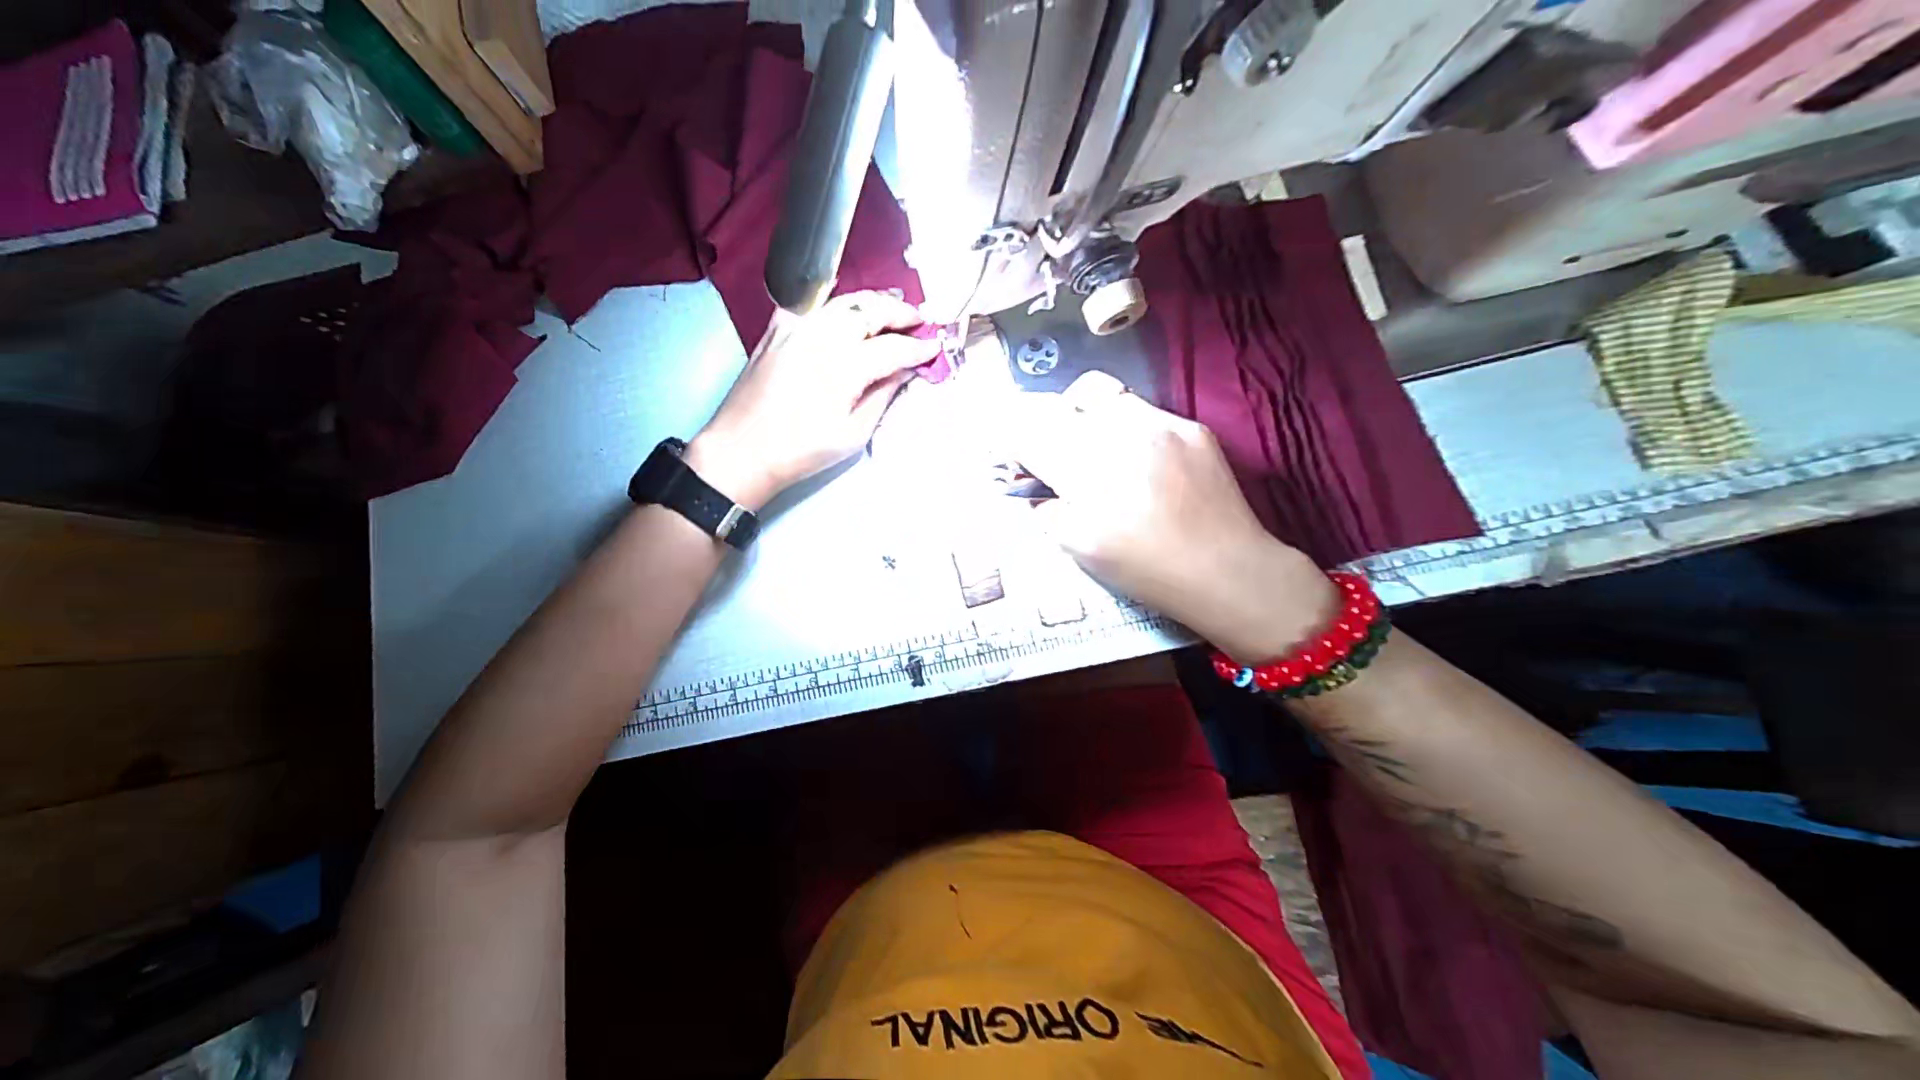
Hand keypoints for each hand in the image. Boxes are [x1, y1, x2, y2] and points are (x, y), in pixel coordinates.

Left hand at [686, 292, 939, 509]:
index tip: (935, 347)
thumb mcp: (852, 434)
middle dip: (901, 313)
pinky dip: (839, 304)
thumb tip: (904, 371)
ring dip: (874, 303)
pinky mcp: (778, 328)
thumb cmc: (798, 452)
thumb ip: (883, 396)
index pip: (893, 347)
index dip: (919, 347)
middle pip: (871, 310)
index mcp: (842, 366)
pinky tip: (850, 312)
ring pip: (844, 300)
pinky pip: (815, 305)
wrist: (740, 451)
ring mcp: (795, 327)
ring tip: (894, 311)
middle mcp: (820, 336)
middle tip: (920, 322)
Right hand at [1003, 372, 1337, 661]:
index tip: (1007, 452)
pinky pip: (1143, 411)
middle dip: (1042, 422)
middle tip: (1043, 449)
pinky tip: (1136, 459)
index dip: (1008, 438)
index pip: (1027, 431)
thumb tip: (1033, 486)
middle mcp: (1121, 435)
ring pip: (1103, 397)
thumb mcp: (1080, 548)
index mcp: (1087, 470)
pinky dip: (1125, 428)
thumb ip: (1047, 509)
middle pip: (1061, 403)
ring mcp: (1162, 424)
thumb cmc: (1148, 569)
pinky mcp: (1192, 427)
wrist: (1228, 571)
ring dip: (1084, 416)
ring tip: (1090, 447)